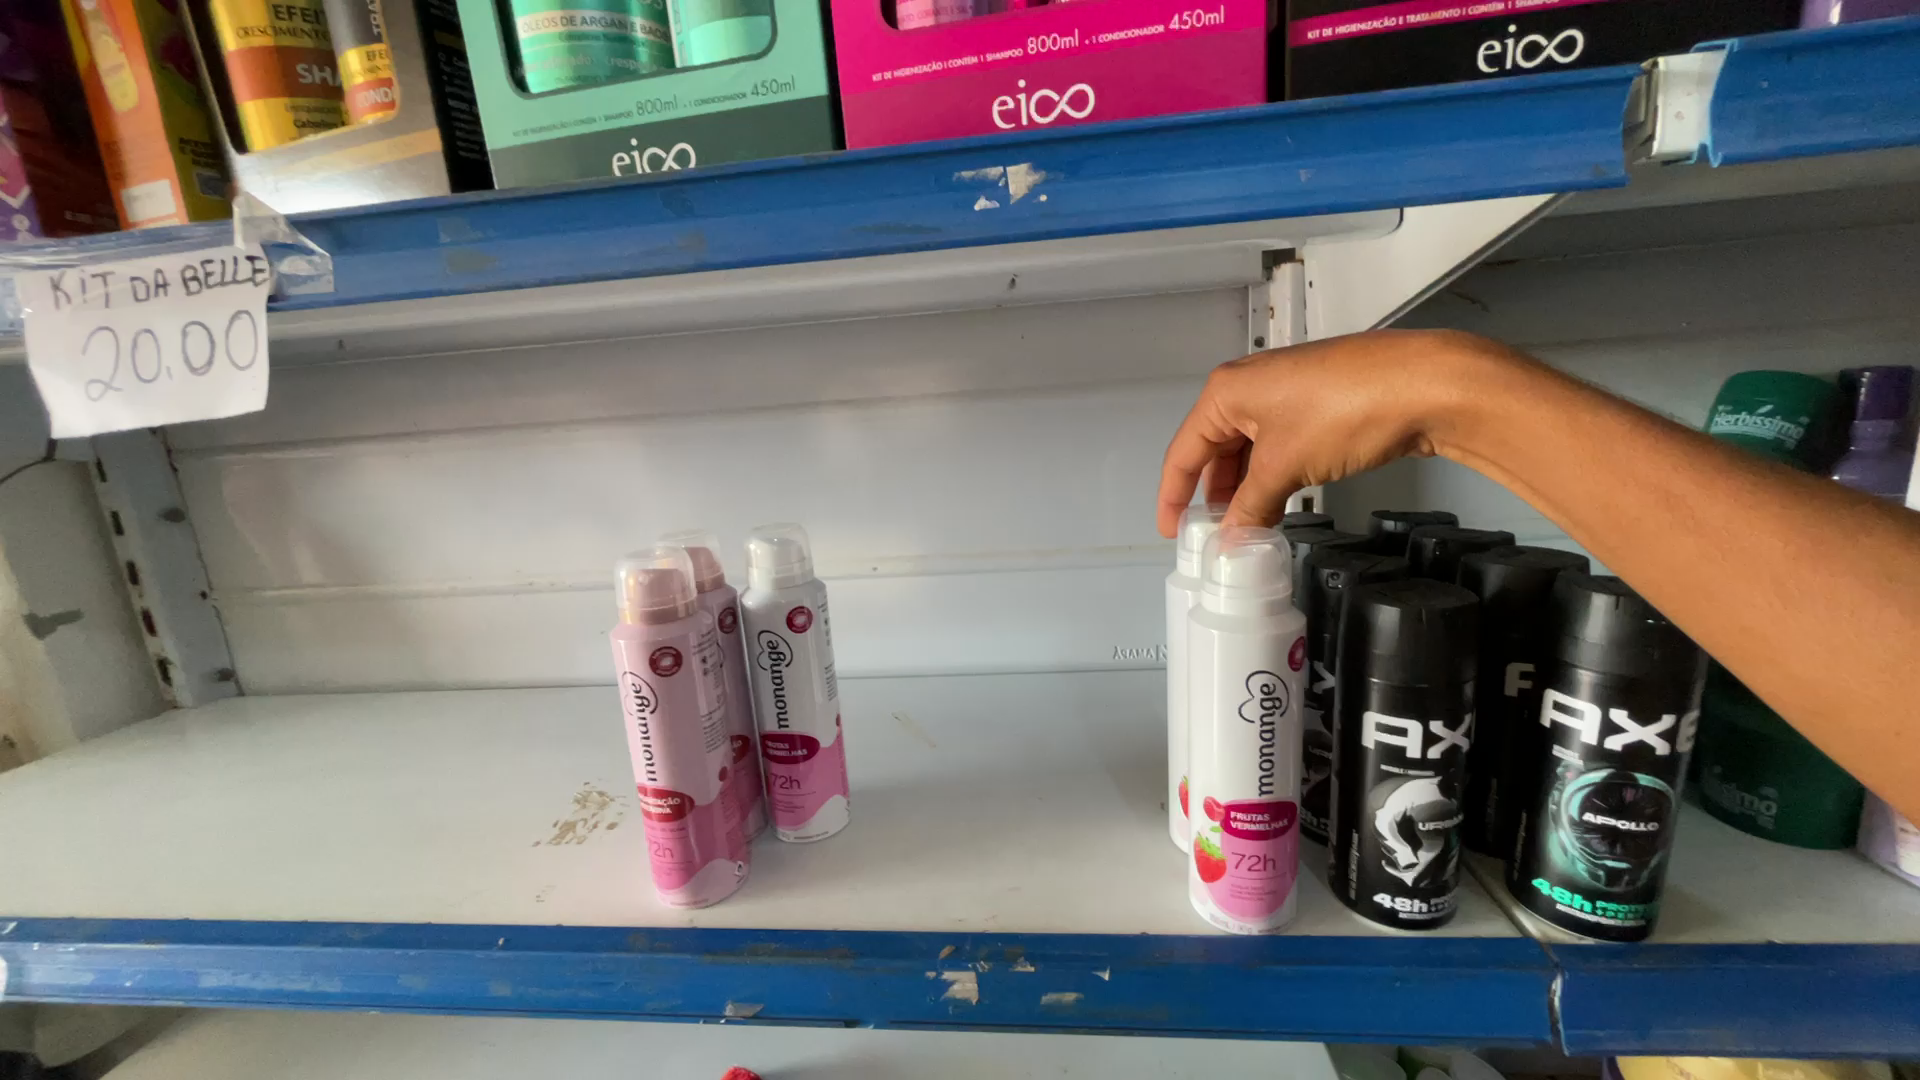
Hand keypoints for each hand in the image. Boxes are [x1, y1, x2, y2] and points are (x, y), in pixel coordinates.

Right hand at [1155, 329, 1523, 535]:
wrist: (1430, 384)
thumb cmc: (1342, 414)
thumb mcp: (1285, 467)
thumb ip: (1249, 508)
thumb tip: (1229, 544)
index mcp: (1225, 393)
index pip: (1184, 452)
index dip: (1173, 496)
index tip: (1171, 533)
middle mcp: (1248, 387)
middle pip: (1214, 450)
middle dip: (1213, 494)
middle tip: (1215, 535)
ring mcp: (1284, 392)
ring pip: (1247, 450)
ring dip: (1245, 489)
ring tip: (1247, 525)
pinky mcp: (1315, 402)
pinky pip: (1276, 445)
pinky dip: (1271, 476)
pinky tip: (1277, 502)